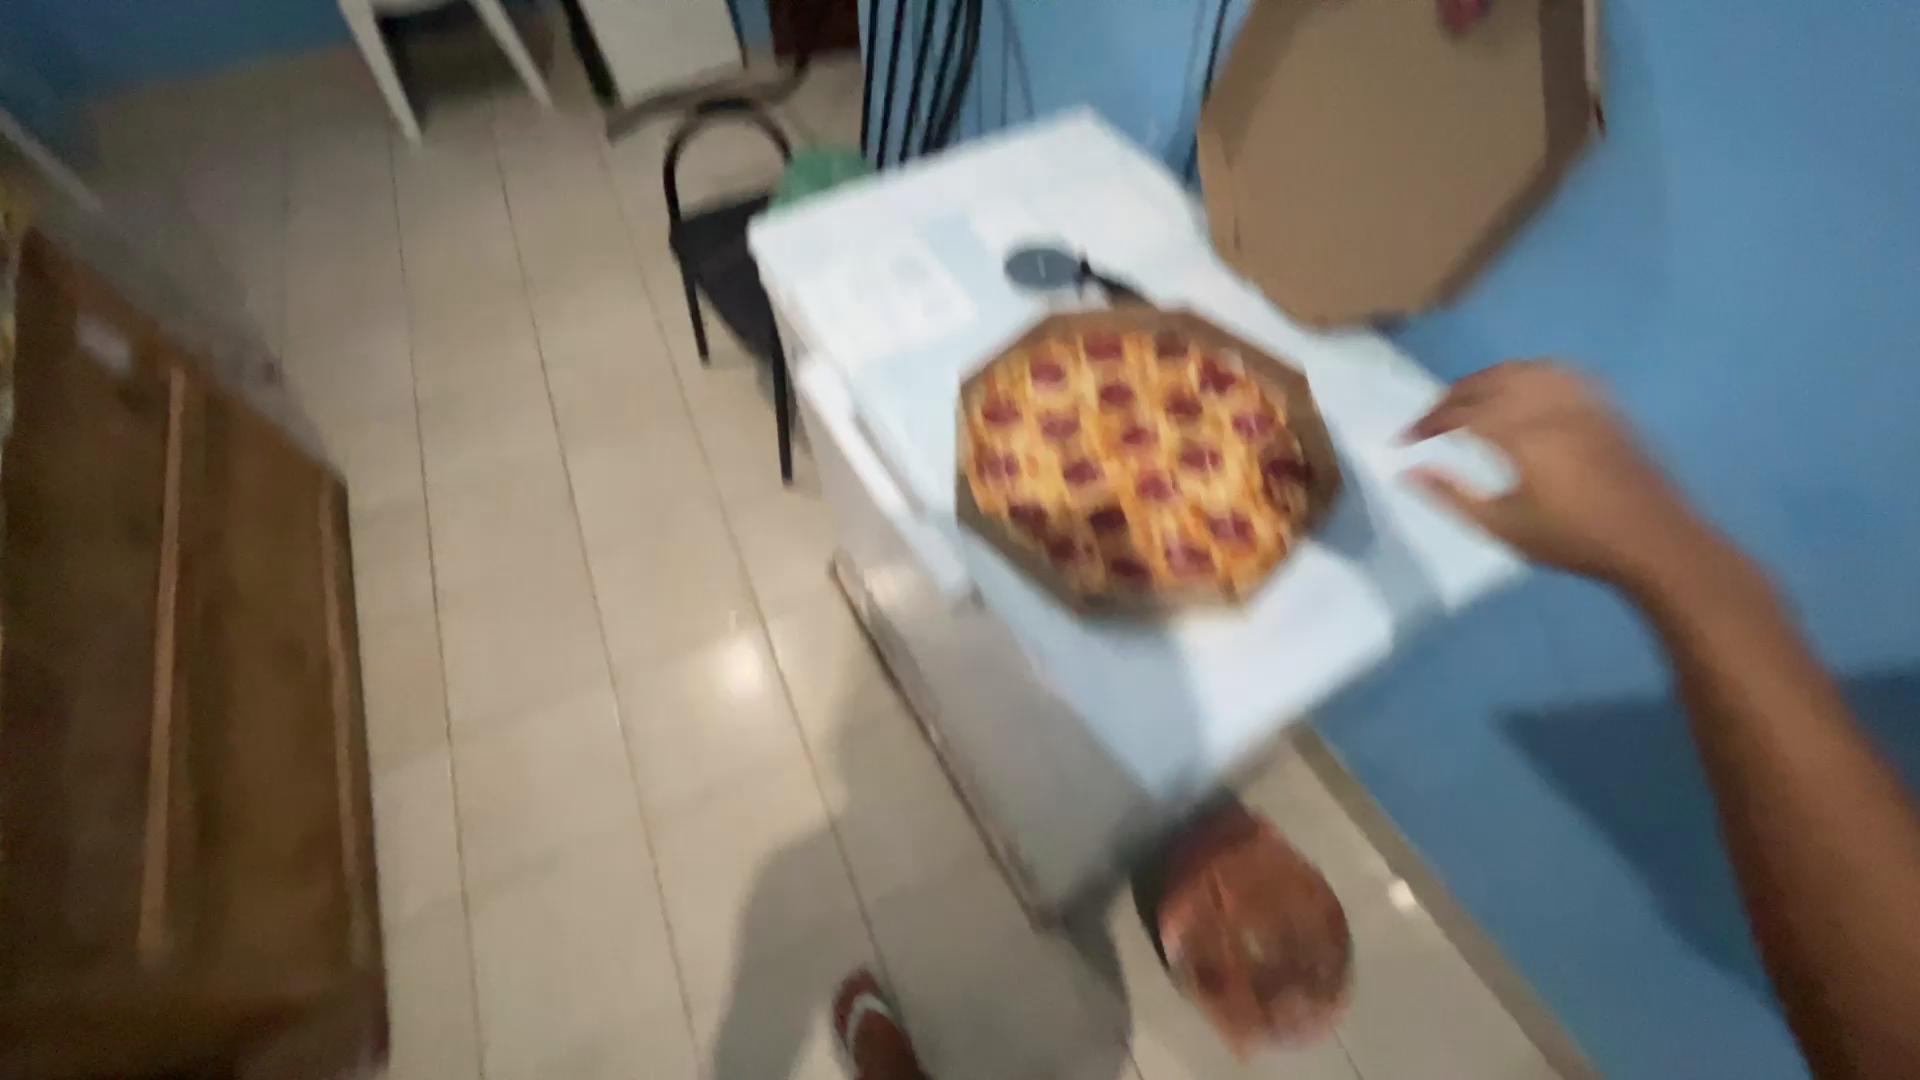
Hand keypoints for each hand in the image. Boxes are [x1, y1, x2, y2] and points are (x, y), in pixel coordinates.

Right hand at [1406, 360, 1723, 590]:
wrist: (1654, 543)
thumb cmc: (1570, 539)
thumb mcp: (1498, 525)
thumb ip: (1450, 494)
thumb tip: (1407, 470)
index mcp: (1522, 438)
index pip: (1461, 413)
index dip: (1427, 422)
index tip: (1404, 439)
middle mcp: (1551, 410)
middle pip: (1491, 381)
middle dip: (1452, 395)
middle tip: (1430, 418)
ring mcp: (1583, 405)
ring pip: (1527, 370)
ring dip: (1489, 379)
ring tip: (1470, 400)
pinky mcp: (1605, 409)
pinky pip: (1562, 374)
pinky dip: (1529, 375)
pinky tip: (1520, 392)